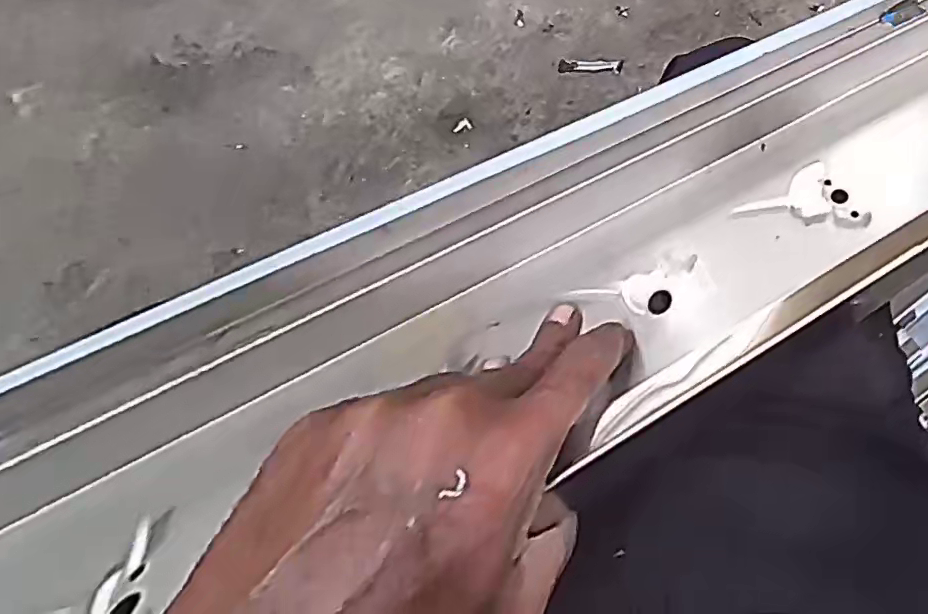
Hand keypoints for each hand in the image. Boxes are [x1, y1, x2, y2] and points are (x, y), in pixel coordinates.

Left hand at [168, 306, 628, 613]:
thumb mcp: (505, 596)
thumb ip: (550, 532)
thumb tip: (549, 508)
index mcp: (505, 453)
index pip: (577, 369)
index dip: (601, 349)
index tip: (605, 339)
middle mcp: (447, 416)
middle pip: (515, 369)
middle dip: (538, 368)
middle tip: (555, 340)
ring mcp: (380, 415)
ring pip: (447, 392)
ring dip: (454, 419)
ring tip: (430, 478)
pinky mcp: (321, 426)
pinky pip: (383, 412)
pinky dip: (391, 436)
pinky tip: (375, 487)